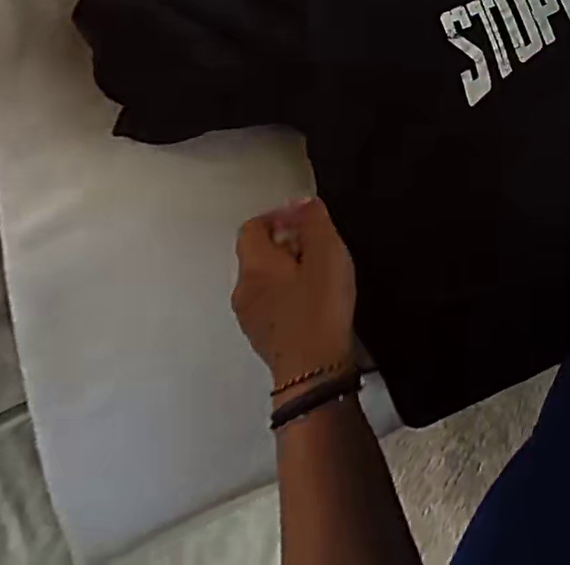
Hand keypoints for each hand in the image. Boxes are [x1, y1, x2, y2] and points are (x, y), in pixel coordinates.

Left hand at [232, 197, 356, 386]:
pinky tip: (315, 298)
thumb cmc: (320, 306)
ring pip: (264, 276)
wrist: (313, 367)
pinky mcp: (261, 333)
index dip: (279, 215)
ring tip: (323, 271)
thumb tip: (301, 201)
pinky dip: (288, 289)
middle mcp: (242, 288)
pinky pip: (270, 298)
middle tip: (323, 245)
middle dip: (288, 240)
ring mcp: (248, 314)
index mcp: (254, 265)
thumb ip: (314, 222)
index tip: (308, 219)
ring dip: (289, 266)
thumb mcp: (327, 254)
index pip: (252, 227)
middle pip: (258, 251)